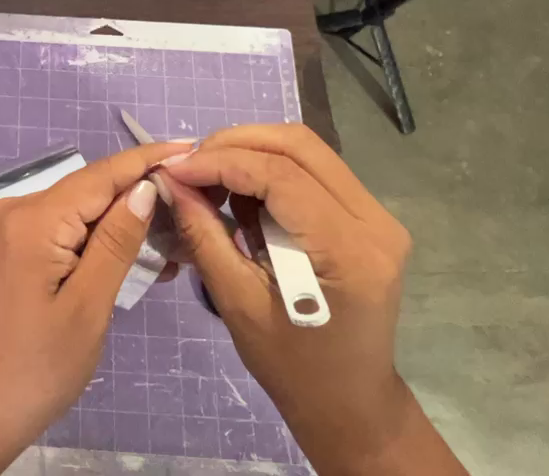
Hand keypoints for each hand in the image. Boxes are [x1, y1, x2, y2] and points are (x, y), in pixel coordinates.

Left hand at [0, 141, 187, 475]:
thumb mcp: (88, 306)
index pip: (100, 175)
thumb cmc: (36, 367)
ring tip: (174, 232)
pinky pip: (62, 229)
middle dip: (139, 192)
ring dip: (121, 220)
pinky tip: (133, 253)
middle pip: (88, 189)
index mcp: (33, 219)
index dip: (146, 160)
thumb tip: (144, 188)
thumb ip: (116, 242)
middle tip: (193, 201)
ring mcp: (10, 229)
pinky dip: (97, 238)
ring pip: (77, 209)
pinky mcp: (11, 249)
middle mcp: (16, 211)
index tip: (189, 147)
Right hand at [157, 124, 464, 475]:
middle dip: (234, 144)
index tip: (174, 169)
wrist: (350, 404)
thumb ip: (205, 235)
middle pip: (298, 145)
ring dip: (250, 152)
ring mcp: (377, 216)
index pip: (280, 176)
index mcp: (349, 252)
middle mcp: (375, 222)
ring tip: (210, 179)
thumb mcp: (238, 303)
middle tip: (190, 166)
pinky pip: (312, 168)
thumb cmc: (293, 366)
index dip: (221, 162)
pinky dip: (268, 168)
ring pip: (305, 148)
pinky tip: (240, 193)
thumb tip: (170, 181)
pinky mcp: (367, 216)